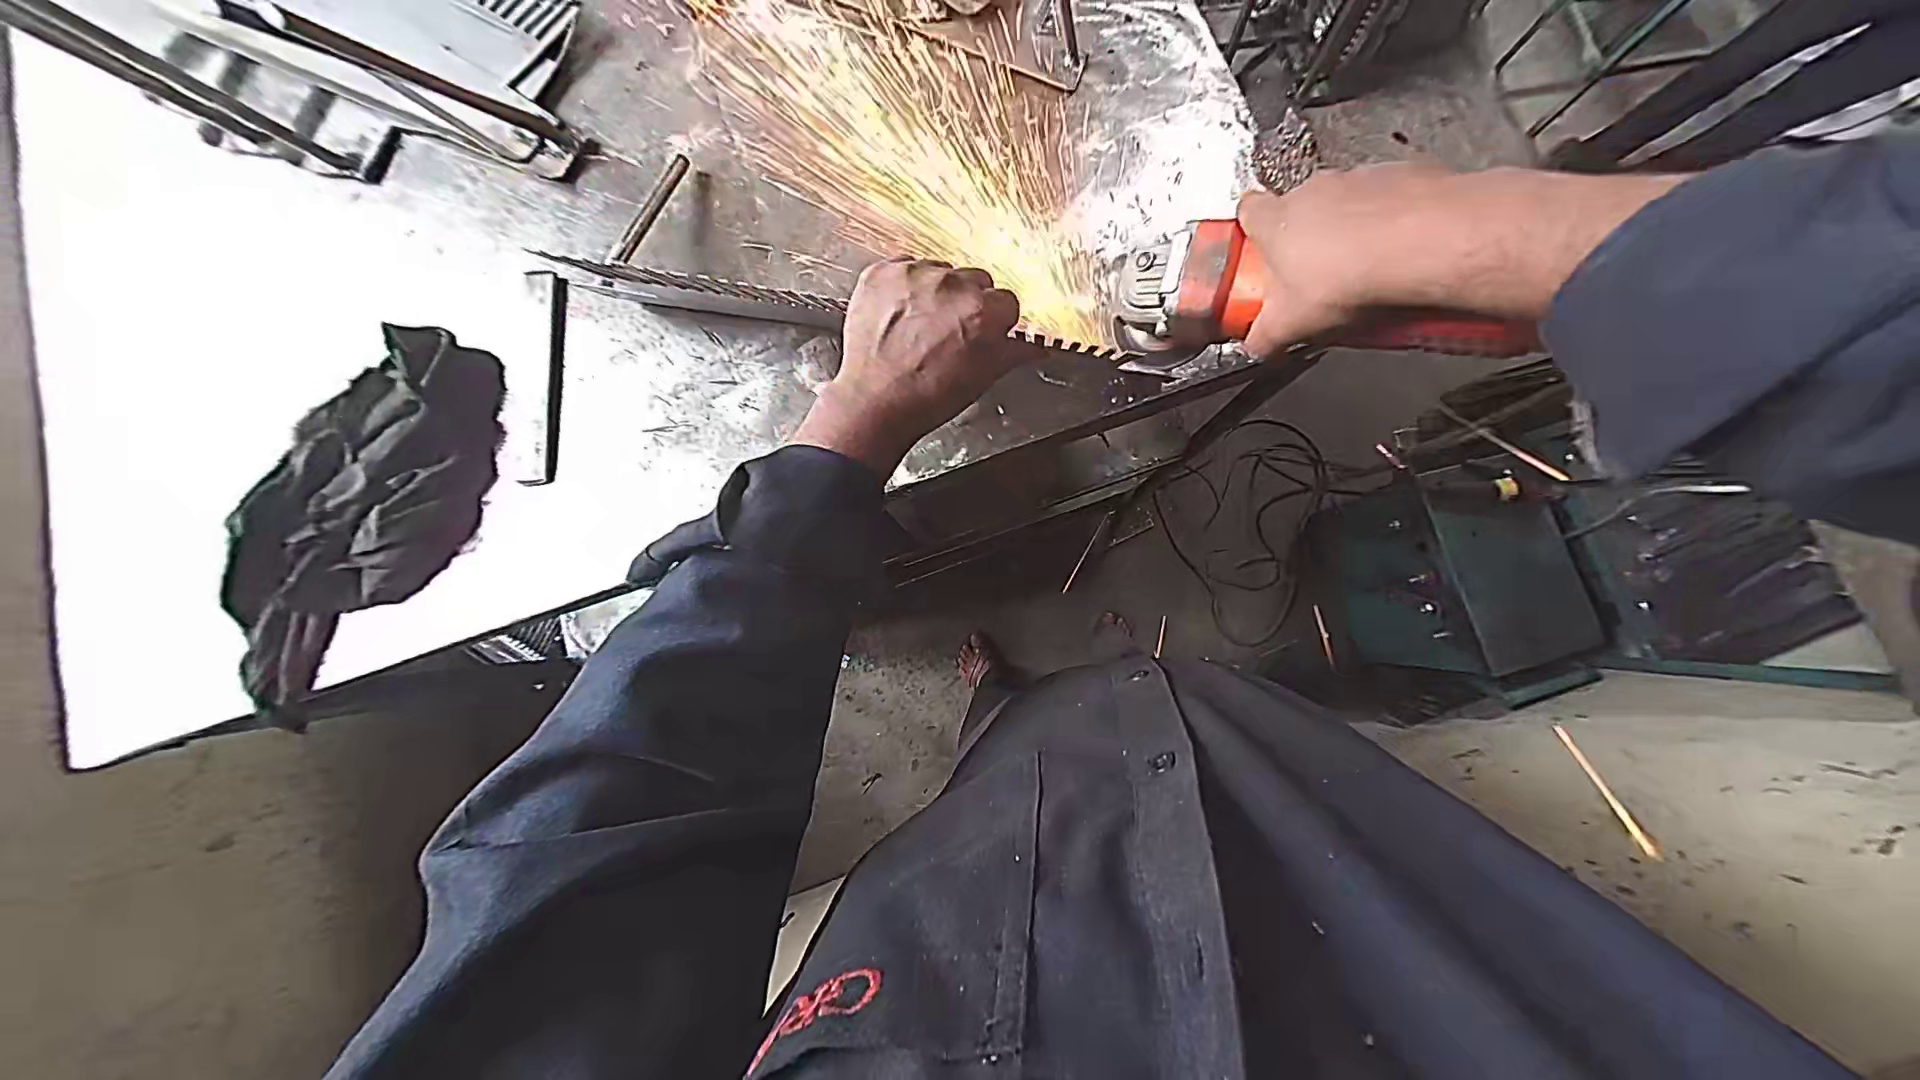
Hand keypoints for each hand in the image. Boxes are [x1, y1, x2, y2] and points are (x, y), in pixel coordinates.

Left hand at [790, 257, 1020, 475]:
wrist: (875, 402)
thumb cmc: (928, 397)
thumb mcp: (982, 378)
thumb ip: (1014, 352)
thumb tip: (1035, 345)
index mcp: (984, 311)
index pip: (1005, 301)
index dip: (993, 320)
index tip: (981, 332)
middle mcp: (952, 284)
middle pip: (974, 280)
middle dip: (966, 302)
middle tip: (947, 332)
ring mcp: (914, 275)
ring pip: (939, 271)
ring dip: (934, 292)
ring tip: (919, 326)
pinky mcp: (882, 272)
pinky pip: (903, 268)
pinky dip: (902, 287)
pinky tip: (899, 316)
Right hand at [1236, 163, 1454, 358]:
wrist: (1427, 246)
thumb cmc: (1348, 278)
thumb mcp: (1289, 326)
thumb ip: (1263, 337)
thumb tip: (1256, 347)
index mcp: (1276, 220)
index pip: (1248, 210)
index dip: (1249, 229)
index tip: (1257, 251)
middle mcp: (1316, 188)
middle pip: (1299, 208)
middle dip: (1303, 237)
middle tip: (1313, 277)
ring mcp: (1363, 177)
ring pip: (1346, 202)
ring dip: (1349, 230)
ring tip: (1363, 271)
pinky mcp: (1409, 174)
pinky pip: (1391, 200)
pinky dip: (1392, 223)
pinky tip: (1399, 256)